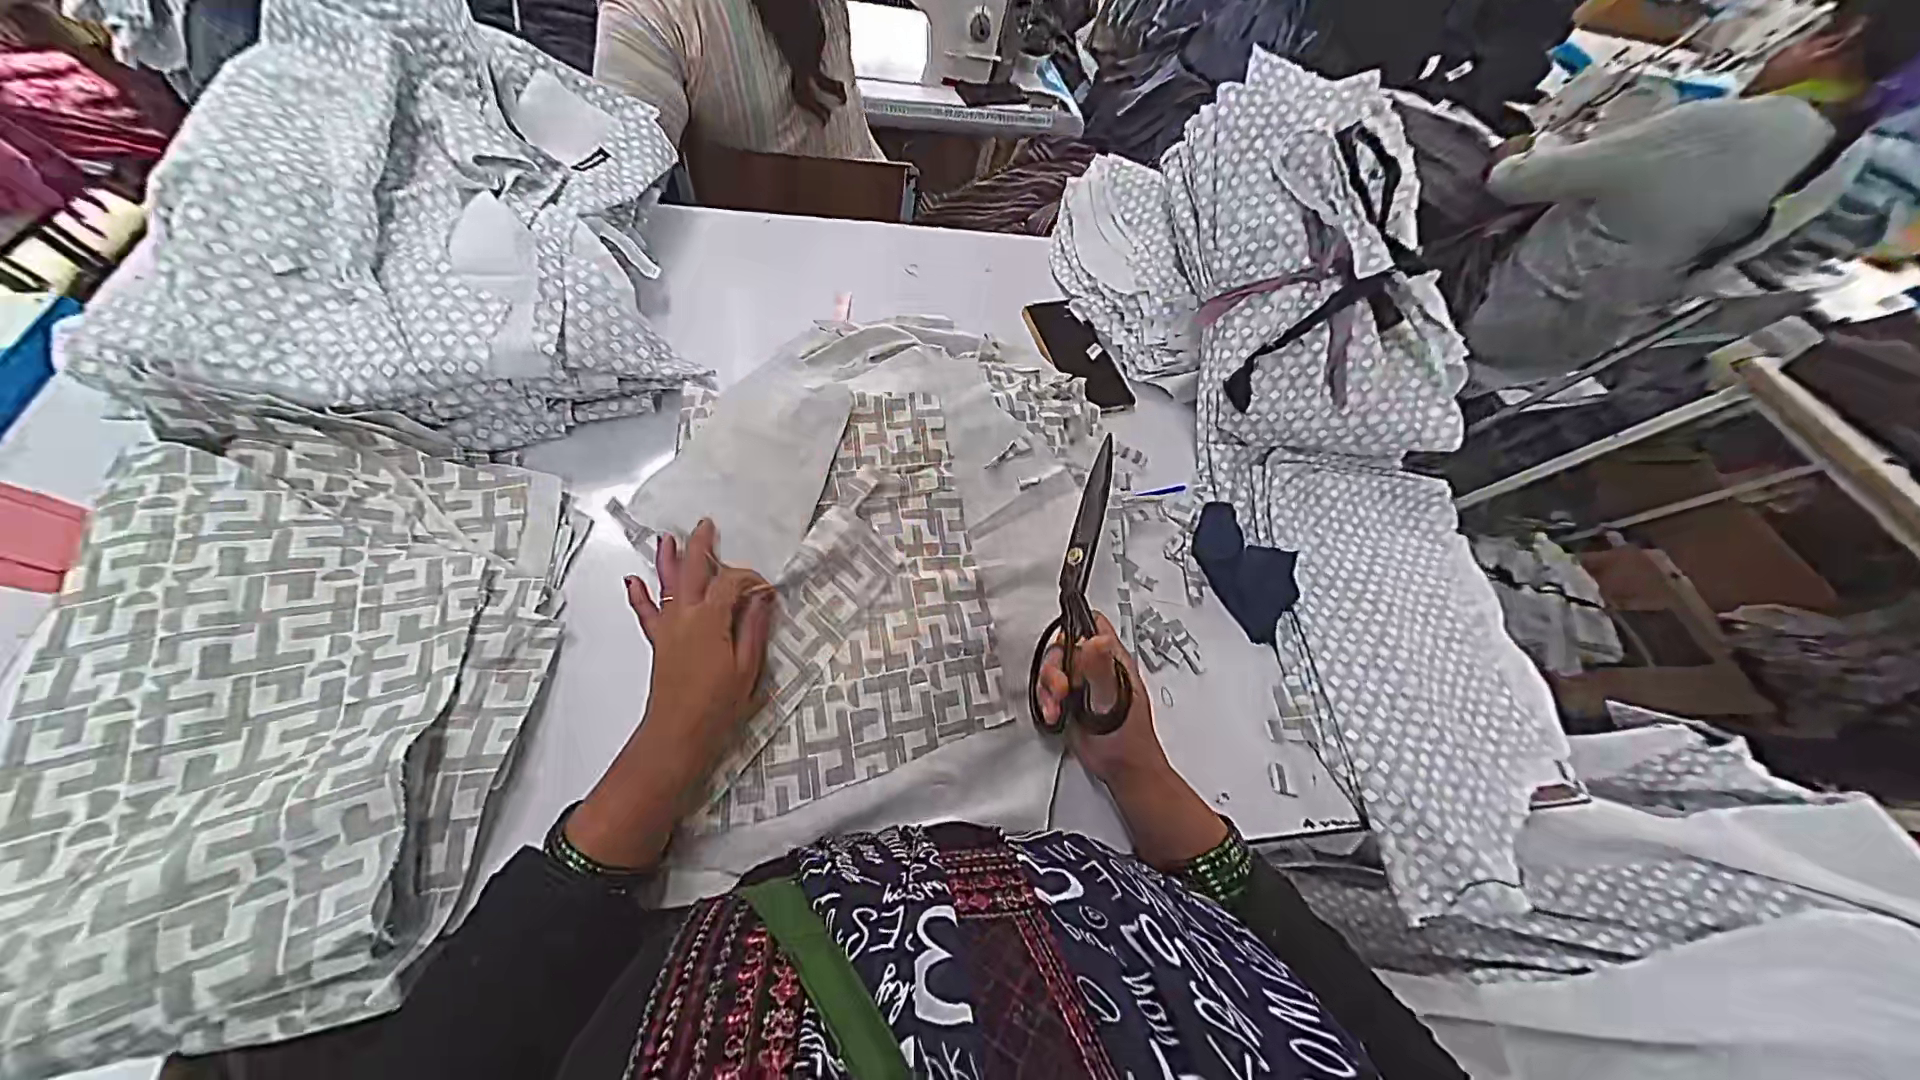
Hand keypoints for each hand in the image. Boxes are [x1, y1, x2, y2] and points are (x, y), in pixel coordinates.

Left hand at [566, 519, 775, 870]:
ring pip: (667, 585)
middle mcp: (685, 616)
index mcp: (710, 620)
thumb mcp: (748, 665)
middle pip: (692, 571)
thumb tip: (762, 596)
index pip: (730, 582)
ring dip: (668, 560)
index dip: (750, 578)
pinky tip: (633, 580)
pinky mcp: (659, 641)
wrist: (678, 733)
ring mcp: (668, 627)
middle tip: (706, 526)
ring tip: (667, 538)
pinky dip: (640, 595)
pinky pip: (647, 612)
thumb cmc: (717, 704)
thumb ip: (754, 626)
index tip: (766, 589)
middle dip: (701, 547)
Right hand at [1037, 613, 1225, 869]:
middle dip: (1054, 667)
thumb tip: (1097, 639)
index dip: (1075, 621)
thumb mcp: (1111, 698)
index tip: (1061, 633)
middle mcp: (1097, 666)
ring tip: (1057, 706)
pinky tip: (1054, 714)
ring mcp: (1083, 683)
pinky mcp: (1071, 700)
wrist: (1122, 770)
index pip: (1092, 624)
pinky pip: (1049, 690)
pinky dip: (1046, 701)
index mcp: (1112, 658)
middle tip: (1061, 687)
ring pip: (1053, 669)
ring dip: (1048, 688)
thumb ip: (1100, 668)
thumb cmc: (1128, 738)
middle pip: (1064, 647)